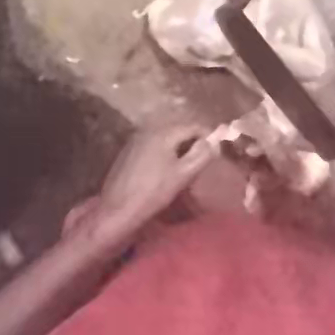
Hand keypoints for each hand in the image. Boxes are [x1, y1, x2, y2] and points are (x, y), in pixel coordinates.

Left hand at [70, 124, 215, 250]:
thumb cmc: (154, 192)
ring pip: (165, 138)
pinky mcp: (128, 151)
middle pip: (178, 130)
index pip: (193, 126)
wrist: (118, 208)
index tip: (215, 150)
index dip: (207, 136)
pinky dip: (163, 152)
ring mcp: (136, 140)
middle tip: (201, 159)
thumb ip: (201, 154)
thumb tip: (214, 141)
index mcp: (164, 133)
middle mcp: (148, 130)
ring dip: (177, 148)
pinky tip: (164, 170)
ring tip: (185, 166)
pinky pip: (152, 145)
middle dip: (192, 142)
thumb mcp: (183, 174)